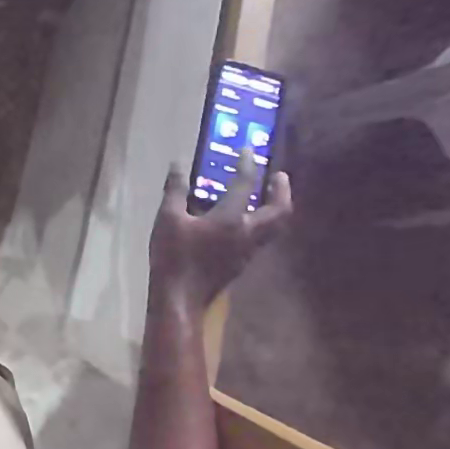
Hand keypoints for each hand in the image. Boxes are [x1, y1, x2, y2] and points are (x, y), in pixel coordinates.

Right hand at [150, 150, 292, 309]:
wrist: (179, 299)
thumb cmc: (174, 257)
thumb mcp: (168, 219)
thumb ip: (175, 191)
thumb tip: (177, 165)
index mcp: (231, 219)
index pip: (245, 185)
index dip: (247, 165)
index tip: (249, 150)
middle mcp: (247, 234)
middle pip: (279, 211)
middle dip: (281, 191)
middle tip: (278, 176)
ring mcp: (247, 252)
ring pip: (273, 227)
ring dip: (275, 208)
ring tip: (266, 196)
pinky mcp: (240, 264)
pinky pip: (260, 239)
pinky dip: (260, 223)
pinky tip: (244, 222)